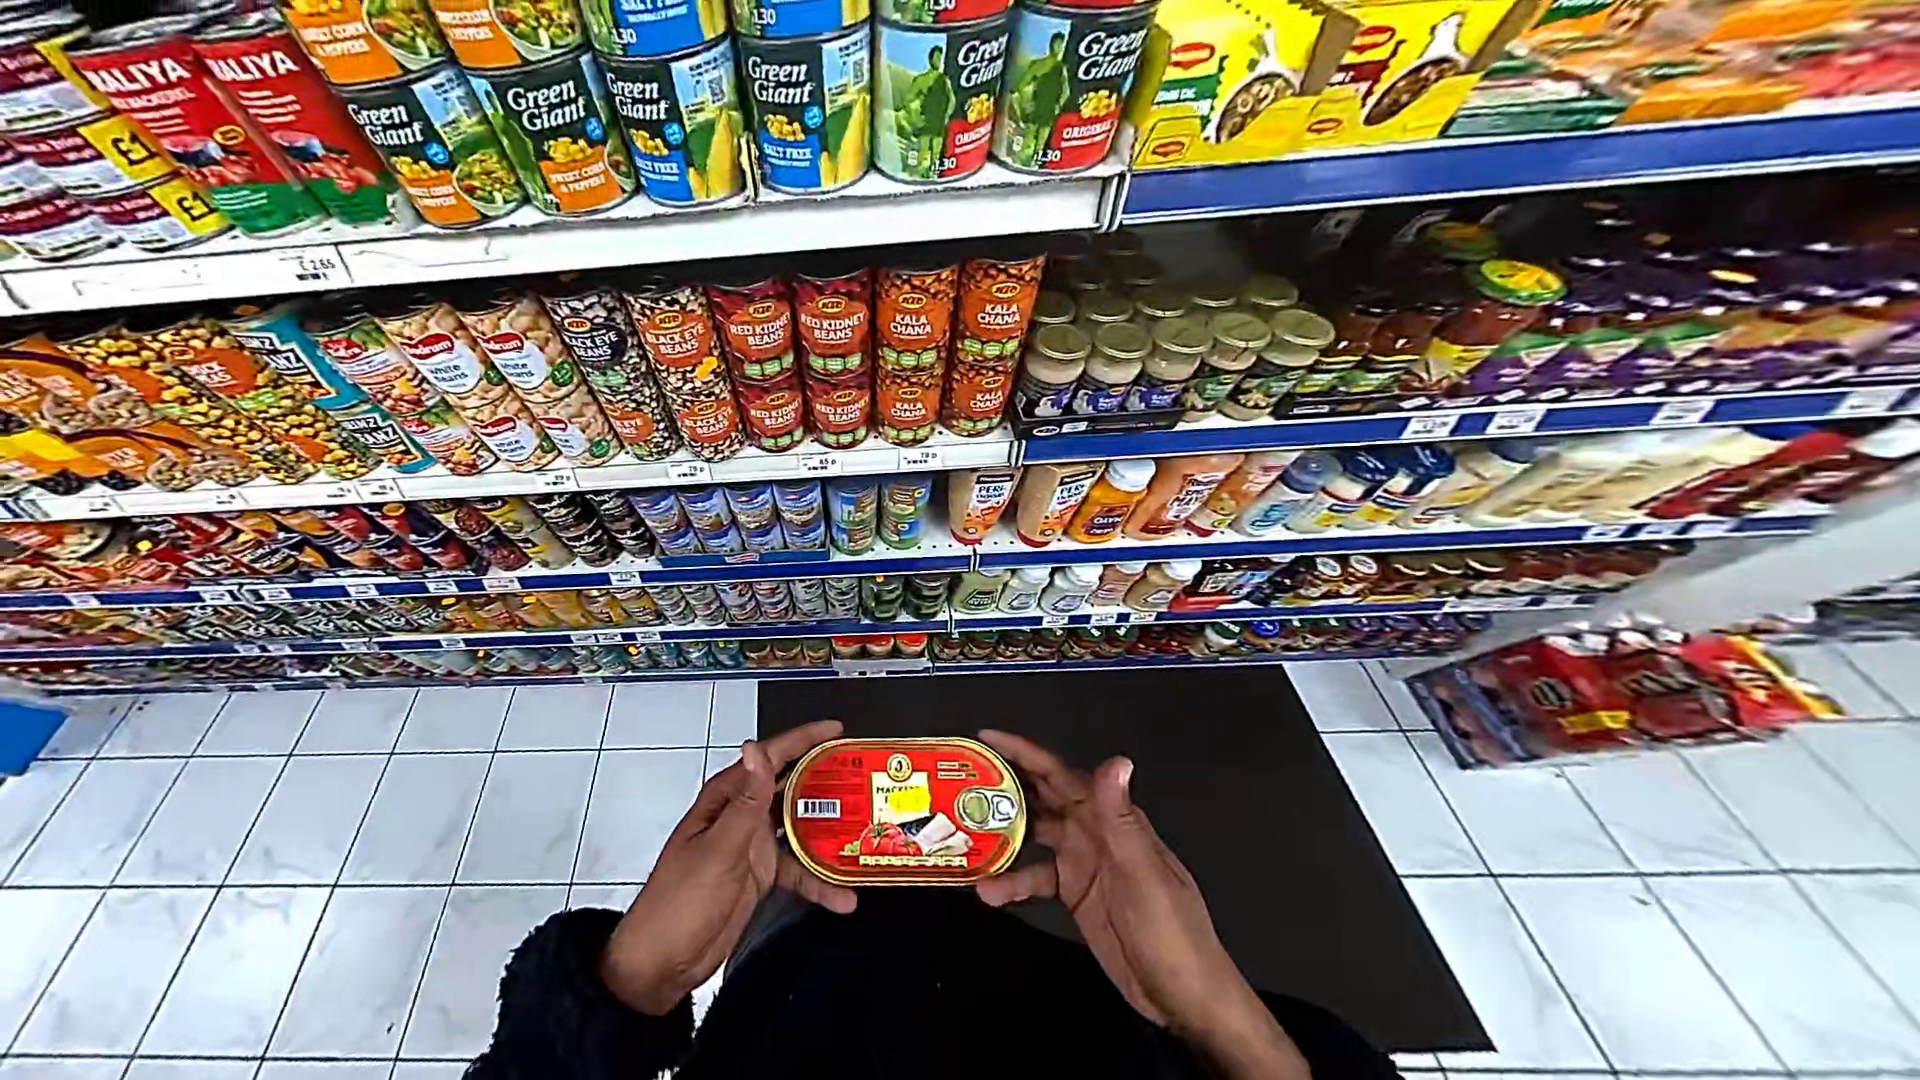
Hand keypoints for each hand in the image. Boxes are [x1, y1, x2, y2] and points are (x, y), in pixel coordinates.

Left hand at [599, 719, 855, 1015]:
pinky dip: (820, 881)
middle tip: (861, 775)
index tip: (836, 731)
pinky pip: (799, 870)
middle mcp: (742, 815)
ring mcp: (753, 844)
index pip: (770, 757)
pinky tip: (842, 894)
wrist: (659, 967)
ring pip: (800, 826)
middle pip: (791, 787)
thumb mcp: (718, 850)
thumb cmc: (678, 903)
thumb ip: (745, 802)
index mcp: (727, 799)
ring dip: (829, 830)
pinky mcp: (761, 874)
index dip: (804, 739)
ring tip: (863, 828)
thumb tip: (756, 750)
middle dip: (826, 779)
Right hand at [975, 731, 1307, 1079]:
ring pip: (1033, 834)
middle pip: (1042, 795)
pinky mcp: (1074, 891)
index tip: (988, 737)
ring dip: (1002, 834)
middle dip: (1005, 784)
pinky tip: (989, 892)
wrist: (1183, 995)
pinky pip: (1035, 877)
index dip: (1024, 751)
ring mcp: (1082, 860)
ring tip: (965, 836)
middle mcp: (1092, 830)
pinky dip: (1012, 882)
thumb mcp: (1143, 873)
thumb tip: (1117, 761)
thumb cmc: (1170, 930)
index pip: (1060, 773)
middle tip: (963, 780)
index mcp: (1109, 817)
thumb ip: (1122, 819)